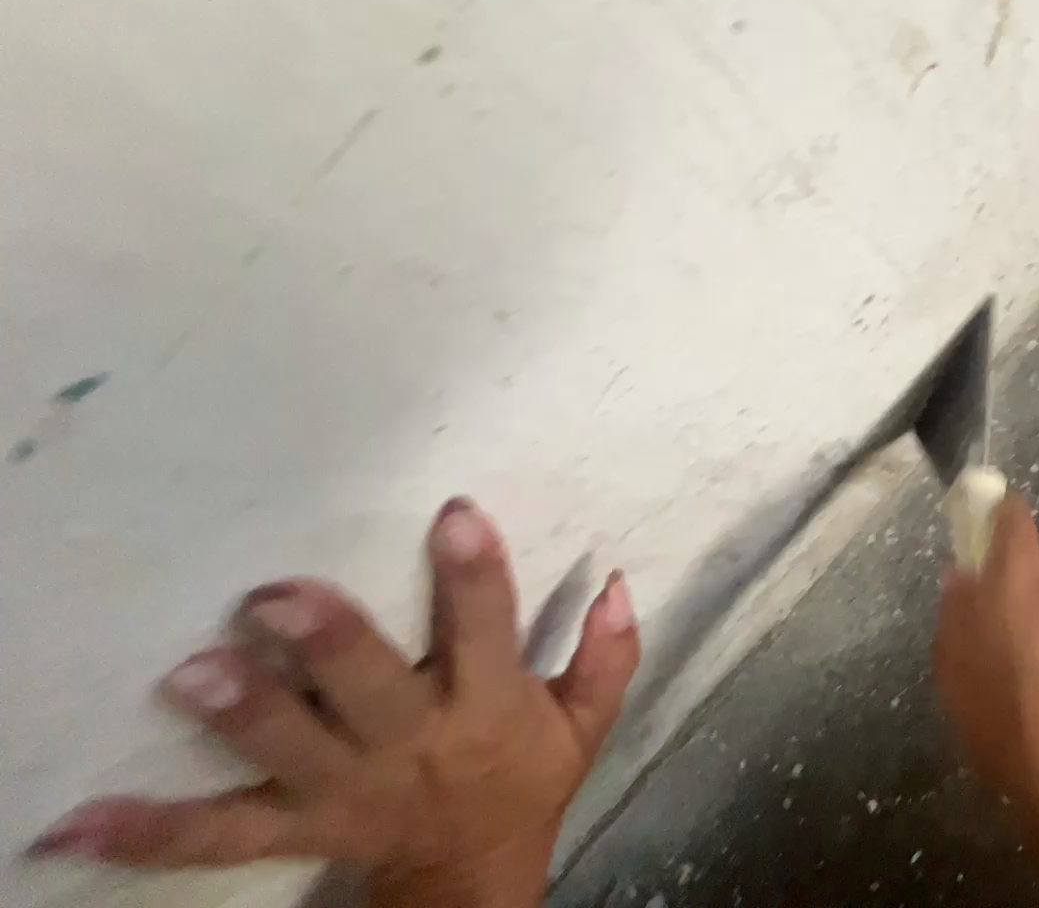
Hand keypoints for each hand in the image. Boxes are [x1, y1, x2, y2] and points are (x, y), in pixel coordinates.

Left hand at [28, 497, 640, 907]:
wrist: (475, 870)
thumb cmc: (533, 775)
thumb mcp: (589, 719)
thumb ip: (609, 653)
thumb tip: (618, 581)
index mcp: (492, 708)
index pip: (489, 630)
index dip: (475, 574)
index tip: (455, 515)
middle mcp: (419, 743)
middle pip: (373, 691)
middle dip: (331, 645)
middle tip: (278, 597)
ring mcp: (351, 789)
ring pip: (291, 753)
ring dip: (245, 715)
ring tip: (193, 674)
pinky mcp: (302, 826)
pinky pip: (222, 835)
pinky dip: (152, 831)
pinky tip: (73, 821)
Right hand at [934, 492, 1038, 907]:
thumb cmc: (1006, 713)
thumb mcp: (953, 659)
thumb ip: (955, 603)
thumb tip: (962, 573)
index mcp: (1024, 565)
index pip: (1009, 509)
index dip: (985, 512)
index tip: (966, 535)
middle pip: (1028, 560)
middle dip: (1002, 583)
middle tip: (976, 631)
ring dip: (1026, 621)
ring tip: (1006, 680)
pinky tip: (1038, 701)